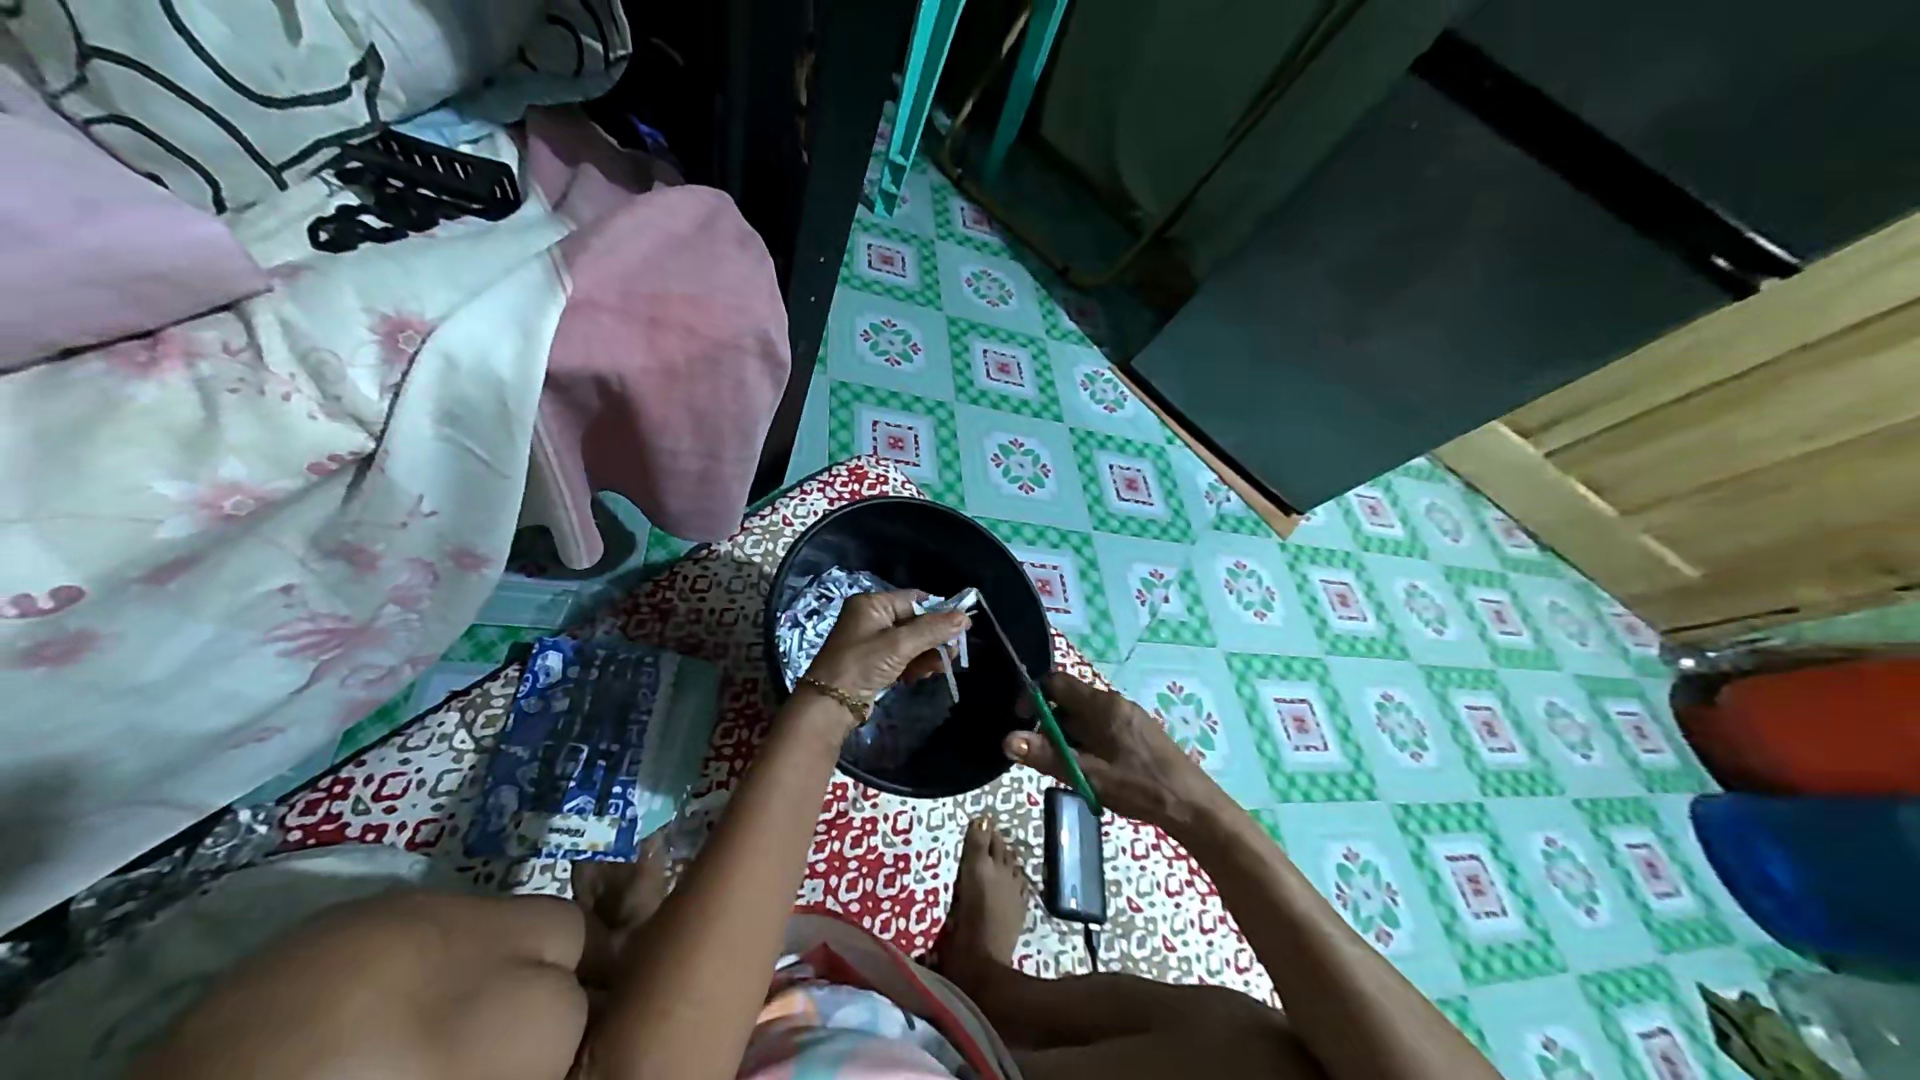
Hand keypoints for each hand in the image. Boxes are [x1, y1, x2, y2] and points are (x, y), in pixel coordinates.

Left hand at [801, 590, 969, 728]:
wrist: (829, 704)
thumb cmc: (862, 664)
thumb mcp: (899, 644)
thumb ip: (932, 630)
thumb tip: (965, 617)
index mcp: (872, 604)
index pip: (914, 600)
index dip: (939, 611)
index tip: (962, 626)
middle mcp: (872, 618)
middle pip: (915, 622)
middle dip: (934, 638)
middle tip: (952, 652)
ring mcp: (873, 642)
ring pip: (911, 642)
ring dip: (928, 654)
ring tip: (940, 667)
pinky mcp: (875, 663)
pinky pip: (903, 657)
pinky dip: (915, 664)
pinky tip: (923, 675)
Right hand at [1003, 673, 1227, 833]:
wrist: (1192, 805)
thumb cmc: (1139, 787)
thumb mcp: (1088, 775)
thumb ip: (1048, 757)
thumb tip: (1008, 739)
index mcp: (1102, 706)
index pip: (1056, 682)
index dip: (1032, 697)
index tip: (1020, 721)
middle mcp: (1114, 703)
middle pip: (1069, 701)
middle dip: (1050, 725)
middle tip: (1043, 756)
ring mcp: (1128, 717)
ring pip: (1084, 718)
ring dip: (1068, 738)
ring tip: (1066, 770)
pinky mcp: (1137, 733)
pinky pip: (1101, 728)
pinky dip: (1086, 743)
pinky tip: (1090, 772)